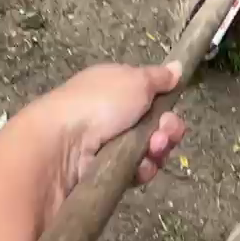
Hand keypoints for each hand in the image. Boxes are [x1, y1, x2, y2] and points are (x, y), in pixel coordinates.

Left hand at [17, 62, 188, 202]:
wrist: (62, 145)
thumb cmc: (99, 103)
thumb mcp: (135, 79)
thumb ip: (160, 77)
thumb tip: (177, 68)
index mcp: (113, 89)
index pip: (149, 96)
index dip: (165, 102)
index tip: (172, 104)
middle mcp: (111, 116)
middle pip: (156, 124)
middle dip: (168, 128)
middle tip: (164, 130)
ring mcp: (109, 145)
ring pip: (151, 149)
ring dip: (159, 148)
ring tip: (153, 148)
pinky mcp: (108, 172)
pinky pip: (138, 170)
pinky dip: (144, 168)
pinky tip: (140, 166)